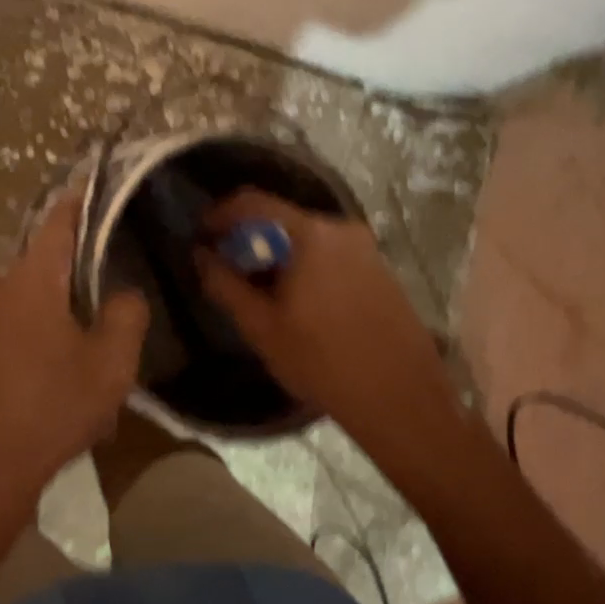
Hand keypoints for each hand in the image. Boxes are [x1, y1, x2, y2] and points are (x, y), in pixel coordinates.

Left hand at [0, 191, 150, 507]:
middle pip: (39, 268)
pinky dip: (21, 346)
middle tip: (100, 312)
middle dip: (69, 281)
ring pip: (18, 305)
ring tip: (73, 363)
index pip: (57, 222)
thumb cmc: (49, 411)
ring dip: (45, 321)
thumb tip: (122, 293)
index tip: (91, 181)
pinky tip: (39, 387)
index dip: (78, 201)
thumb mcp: (110, 367)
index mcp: (30, 280)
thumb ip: (125, 316)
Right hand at [196, 189, 457, 450]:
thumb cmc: (323, 362)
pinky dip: (305, 266)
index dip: (219, 215)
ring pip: (305, 238)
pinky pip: (329, 254)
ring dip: (277, 255)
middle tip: (229, 272)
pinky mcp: (380, 269)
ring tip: (262, 293)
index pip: (252, 202)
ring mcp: (365, 248)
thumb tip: (202, 254)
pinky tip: (300, 304)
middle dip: (248, 239)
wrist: (402, 401)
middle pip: (280, 218)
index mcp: (310, 234)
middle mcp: (340, 229)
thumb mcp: (261, 327)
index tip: (202, 238)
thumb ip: (225, 283)